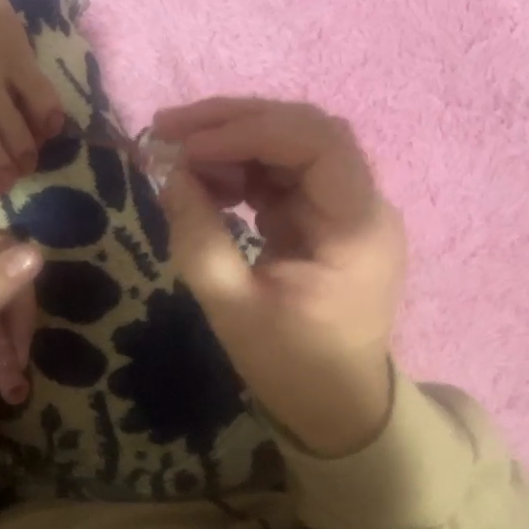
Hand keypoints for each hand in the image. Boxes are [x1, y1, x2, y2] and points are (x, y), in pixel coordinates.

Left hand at [0, 239, 42, 452]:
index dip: (1, 236)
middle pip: (2, 263)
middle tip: (18, 349)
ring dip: (15, 340)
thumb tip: (37, 252)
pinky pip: (4, 333)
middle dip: (15, 306)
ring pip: (8, 300)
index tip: (33, 263)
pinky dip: (10, 360)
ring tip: (10, 379)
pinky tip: (11, 390)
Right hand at [153, 98, 404, 456]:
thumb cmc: (291, 365)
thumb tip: (170, 174)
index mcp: (356, 228)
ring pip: (289, 143)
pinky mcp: (321, 216)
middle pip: (304, 130)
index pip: (318, 143)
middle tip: (167, 128)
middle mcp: (361, 204)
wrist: (338, 407)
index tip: (188, 147)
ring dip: (230, 139)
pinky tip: (202, 180)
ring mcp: (343, 207)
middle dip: (233, 121)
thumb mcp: (232, 308)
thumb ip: (199, 238)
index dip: (251, 130)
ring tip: (174, 154)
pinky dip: (237, 165)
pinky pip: (279, 171)